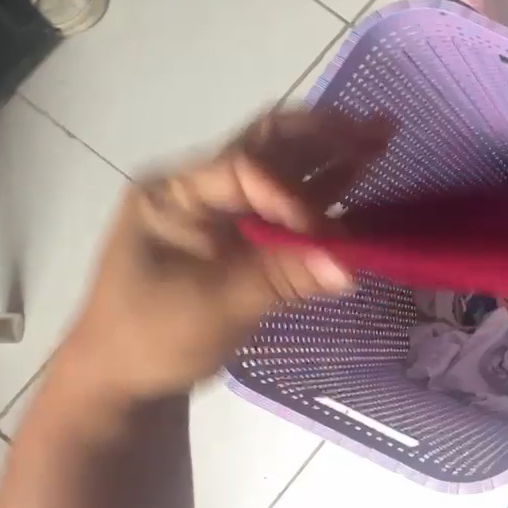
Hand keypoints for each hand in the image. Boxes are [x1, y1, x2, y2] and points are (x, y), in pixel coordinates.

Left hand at [55, 109, 391, 401]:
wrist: (125, 380)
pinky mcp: (248, 237)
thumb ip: (282, 278)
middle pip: (269, 148)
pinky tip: (364, 174)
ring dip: (335, 154)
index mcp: (175, 194)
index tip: (327, 234)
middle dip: (324, 136)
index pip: (245, 170)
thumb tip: (350, 266)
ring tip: (383, 136)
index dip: (294, 193)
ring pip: (287, 170)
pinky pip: (294, 203)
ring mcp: (226, 212)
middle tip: (377, 127)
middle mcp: (202, 190)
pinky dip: (329, 189)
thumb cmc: (151, 337)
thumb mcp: (215, 306)